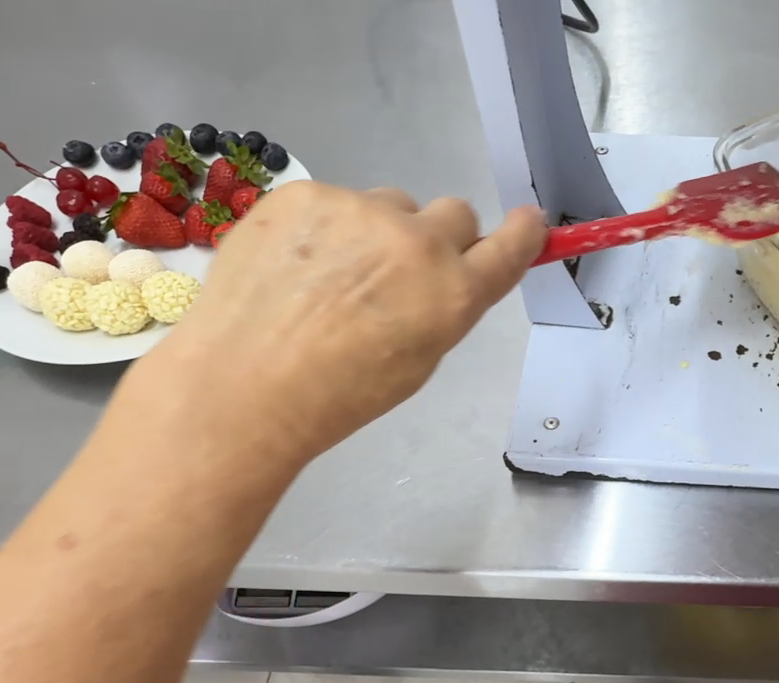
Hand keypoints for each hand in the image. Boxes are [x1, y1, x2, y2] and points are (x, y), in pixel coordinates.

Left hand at [128, 181, 545, 466]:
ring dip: (381, 231)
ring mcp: (360, 210)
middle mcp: (418, 242)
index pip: (508, 248)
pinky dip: (326, 228)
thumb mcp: (418, 361)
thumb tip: (443, 279)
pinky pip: (336, 201)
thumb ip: (443, 309)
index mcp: (454, 293)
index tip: (529, 222)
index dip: (523, 234)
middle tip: (402, 274)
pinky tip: (296, 266)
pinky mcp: (307, 193)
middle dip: (440, 238)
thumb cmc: (344, 393)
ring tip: (334, 277)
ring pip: (392, 205)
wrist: (249, 380)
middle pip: (455, 213)